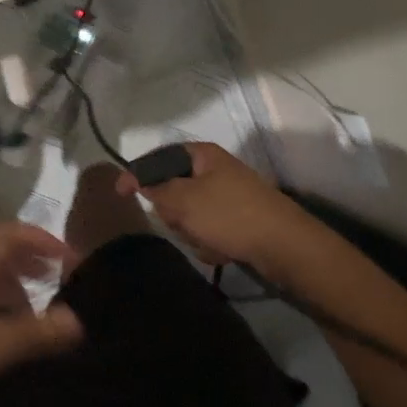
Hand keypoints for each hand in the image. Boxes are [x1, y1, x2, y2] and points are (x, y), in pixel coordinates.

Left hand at [0, 222, 84, 406]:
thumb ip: (40, 332)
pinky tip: (8, 328)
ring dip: (15, 284)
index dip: (40, 239)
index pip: (8, 235)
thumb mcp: (0, 345)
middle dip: (31, 259)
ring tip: (37, 308)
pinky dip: (0, 301)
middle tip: (57, 276)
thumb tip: (78, 321)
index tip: (67, 256)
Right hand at [115, 142, 311, 268]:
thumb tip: (139, 181)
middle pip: (172, 190)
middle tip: (183, 221)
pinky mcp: (237, 221)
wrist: (285, 247)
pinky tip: (222, 251)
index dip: (137, 173)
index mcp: (202, 155)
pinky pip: (207, 231)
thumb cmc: (230, 215)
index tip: (121, 193)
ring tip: (209, 240)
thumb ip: (156, 189)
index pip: (159, 157)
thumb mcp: (184, 199)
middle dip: (174, 212)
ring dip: (192, 232)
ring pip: (188, 215)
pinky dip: (210, 243)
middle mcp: (214, 171)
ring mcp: (227, 197)